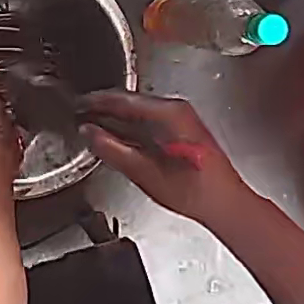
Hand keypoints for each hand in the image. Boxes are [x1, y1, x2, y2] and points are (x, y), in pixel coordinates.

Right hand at [79, 90, 253, 225]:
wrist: (225, 205)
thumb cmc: (196, 191)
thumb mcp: (145, 173)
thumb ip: (113, 150)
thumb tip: (89, 132)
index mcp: (170, 113)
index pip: (123, 99)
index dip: (97, 101)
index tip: (78, 104)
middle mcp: (177, 110)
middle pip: (132, 102)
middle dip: (104, 108)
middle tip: (80, 112)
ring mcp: (181, 119)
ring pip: (140, 111)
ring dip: (116, 117)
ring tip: (92, 123)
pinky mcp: (182, 130)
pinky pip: (149, 121)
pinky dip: (130, 126)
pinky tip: (117, 136)